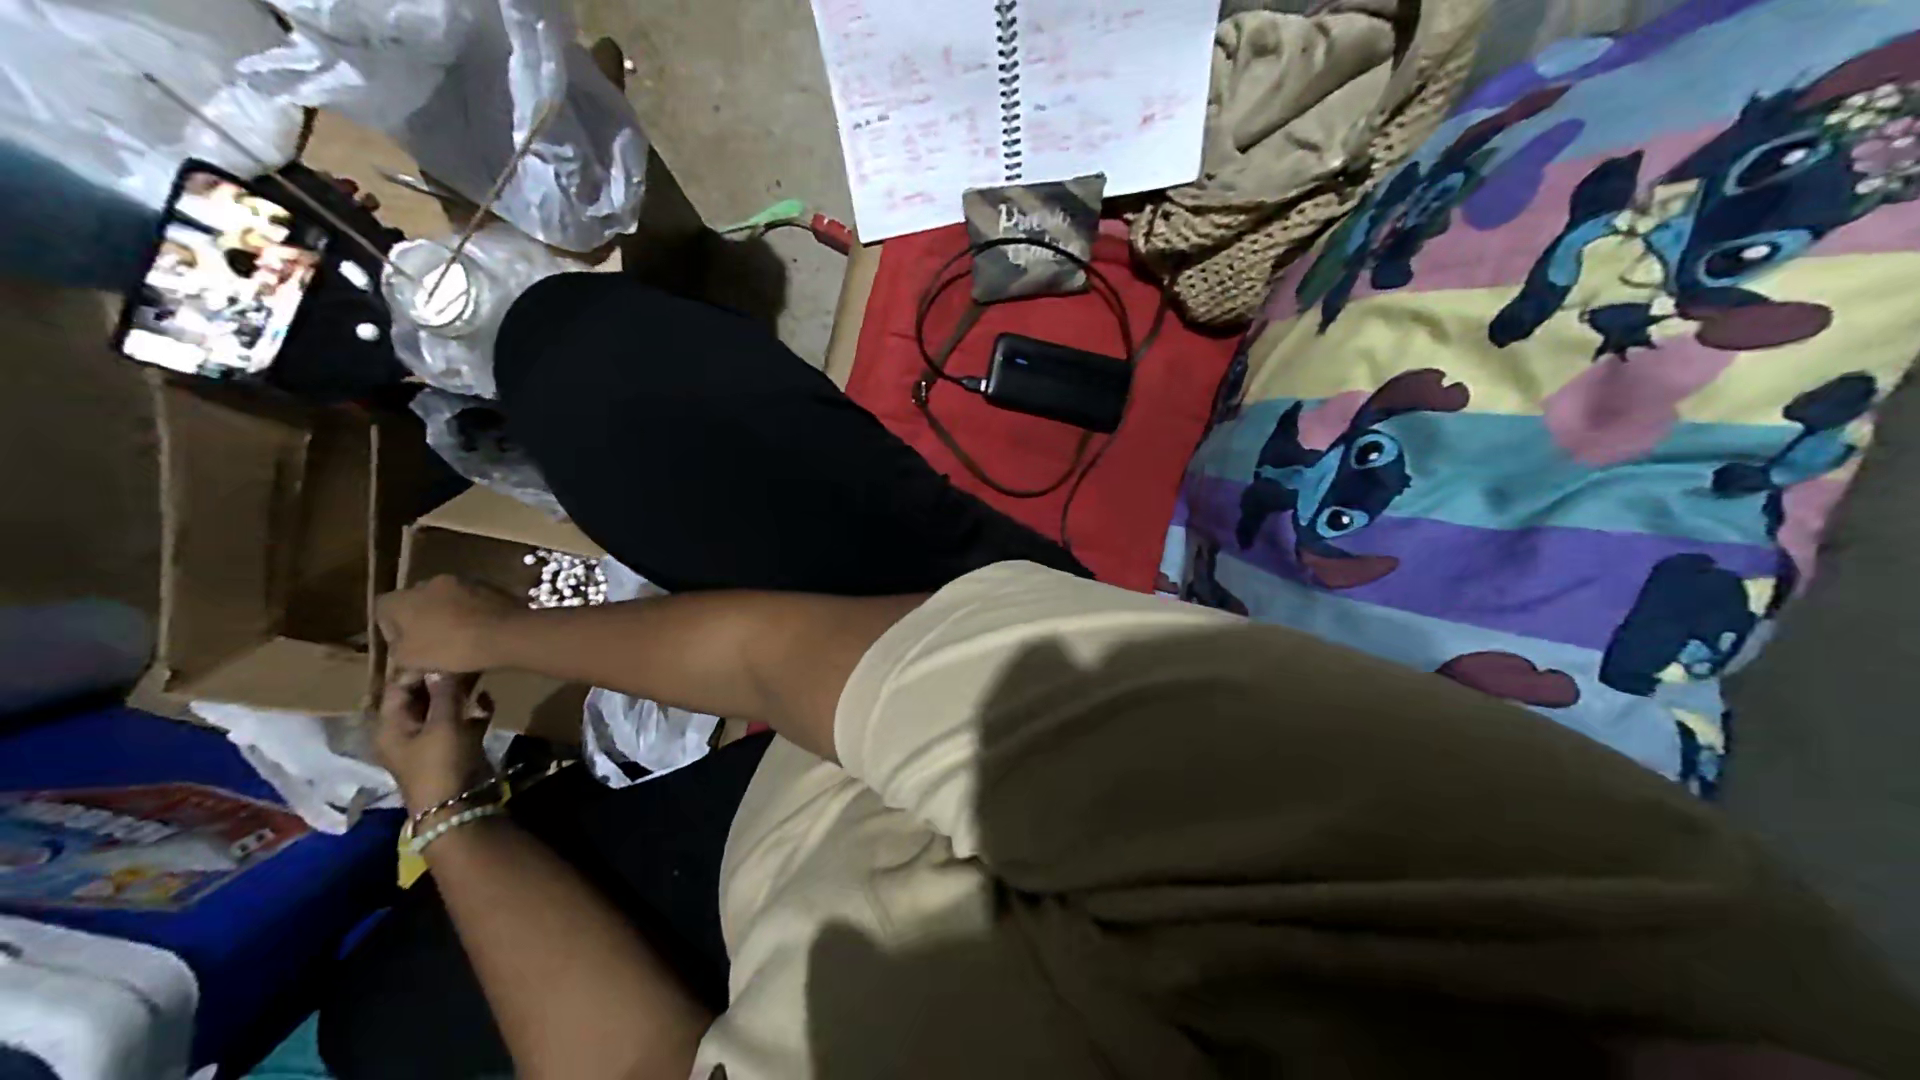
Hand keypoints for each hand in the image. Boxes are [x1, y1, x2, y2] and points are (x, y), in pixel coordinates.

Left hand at [374, 669, 493, 813]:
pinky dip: (475, 709)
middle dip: (442, 678)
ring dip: (461, 692)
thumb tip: (441, 664)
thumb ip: (444, 693)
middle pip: (423, 696)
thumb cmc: (440, 763)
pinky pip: (464, 720)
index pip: (398, 688)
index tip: (443, 648)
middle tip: (466, 656)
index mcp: (391, 725)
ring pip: (445, 707)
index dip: (417, 669)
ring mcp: (433, 739)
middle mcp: (409, 729)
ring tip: (480, 671)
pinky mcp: (456, 746)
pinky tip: (488, 699)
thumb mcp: (442, 725)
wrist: (458, 805)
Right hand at [377, 575, 519, 673]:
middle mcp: (431, 582)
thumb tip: (402, 654)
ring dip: (448, 615)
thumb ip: (398, 654)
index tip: (404, 647)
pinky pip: (472, 601)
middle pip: (417, 601)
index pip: (384, 609)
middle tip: (431, 643)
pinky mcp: (491, 586)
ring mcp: (464, 581)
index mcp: (403, 597)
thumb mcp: (410, 660)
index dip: (390, 629)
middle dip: (421, 620)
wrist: (505, 633)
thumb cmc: (449, 646)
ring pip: (447, 600)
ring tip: (458, 638)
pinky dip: (471, 613)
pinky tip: (479, 631)